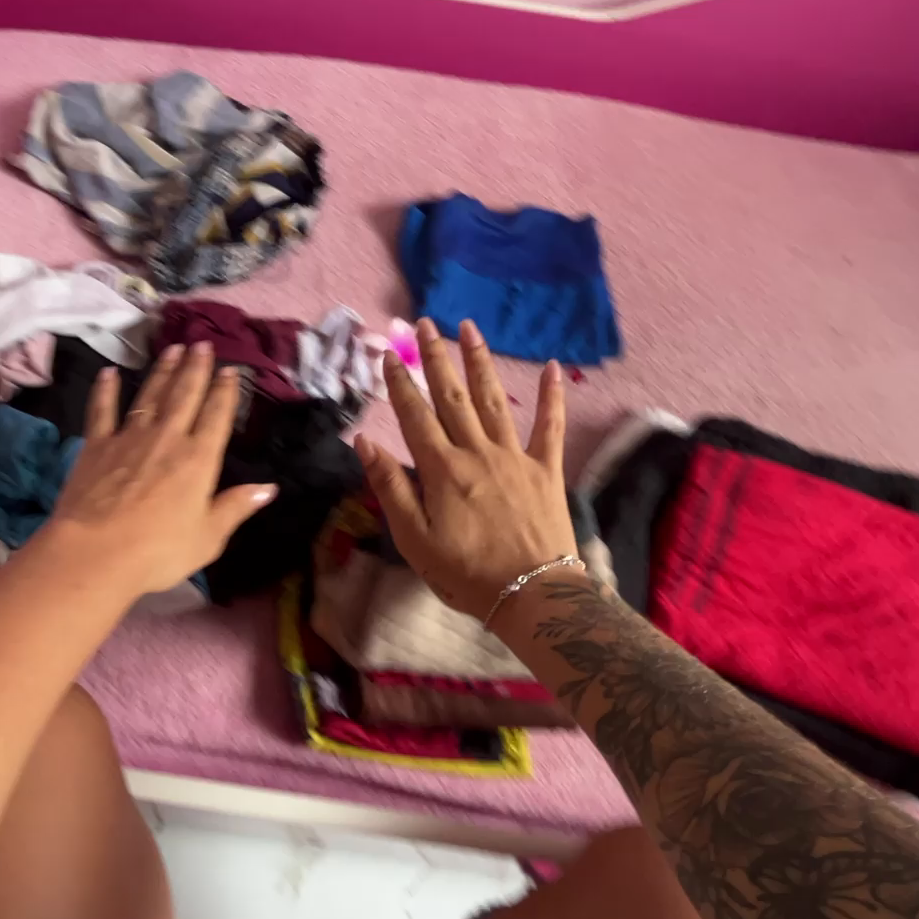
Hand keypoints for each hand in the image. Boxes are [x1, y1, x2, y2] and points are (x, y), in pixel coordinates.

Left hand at [29, 342, 277, 597]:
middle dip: (196, 368)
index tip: (230, 369)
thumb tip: (269, 487)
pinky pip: (102, 410)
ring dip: (162, 371)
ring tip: (173, 349)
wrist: (96, 550)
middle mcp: (167, 438)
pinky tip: (109, 373)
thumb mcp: (209, 537)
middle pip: (185, 395)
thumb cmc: (159, 550)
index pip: (217, 416)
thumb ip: (236, 507)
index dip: (225, 391)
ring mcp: (129, 437)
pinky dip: (106, 390)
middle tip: (202, 344)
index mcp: (199, 459)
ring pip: (150, 395)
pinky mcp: (96, 445)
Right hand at [355, 318, 577, 623]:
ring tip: (469, 328)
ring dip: (479, 362)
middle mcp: (476, 451)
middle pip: (451, 395)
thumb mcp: (412, 536)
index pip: (414, 414)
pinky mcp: (545, 470)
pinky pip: (550, 426)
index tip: (389, 354)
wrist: (532, 595)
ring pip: (493, 399)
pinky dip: (552, 396)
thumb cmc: (463, 572)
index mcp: (441, 468)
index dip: (399, 382)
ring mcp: (514, 456)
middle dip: (436, 357)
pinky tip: (552, 367)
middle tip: (425, 323)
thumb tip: (365, 442)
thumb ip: (389, 486)